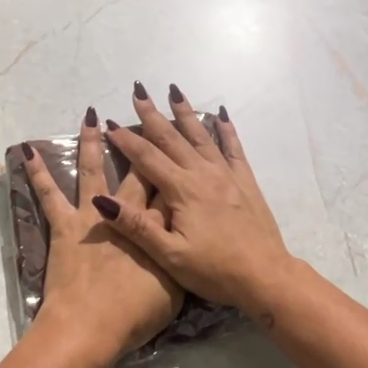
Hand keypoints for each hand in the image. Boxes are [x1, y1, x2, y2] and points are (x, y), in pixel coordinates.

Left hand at [23, 108, 183, 362]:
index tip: (177, 139)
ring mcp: (92, 214)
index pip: (169, 190)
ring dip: (92, 141)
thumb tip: (186, 235)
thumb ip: (178, 255)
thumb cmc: (137, 313)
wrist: (92, 325)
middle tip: (143, 115)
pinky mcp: (64, 225)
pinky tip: (27, 151)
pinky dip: (38, 173)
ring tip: (91, 115)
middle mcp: (126, 210)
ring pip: (94, 170)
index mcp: (157, 227)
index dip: (173, 165)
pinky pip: (49, 194)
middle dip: (141, 141)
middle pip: (137, 171)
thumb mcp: (175, 287)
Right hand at [96, 84, 296, 317]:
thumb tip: (102, 199)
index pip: (146, 157)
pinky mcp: (245, 181)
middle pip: (171, 138)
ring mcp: (226, 175)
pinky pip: (233, 147)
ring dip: (185, 112)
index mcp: (181, 190)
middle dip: (152, 114)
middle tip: (138, 91)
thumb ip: (136, 226)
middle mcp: (202, 174)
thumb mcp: (169, 255)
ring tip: (174, 91)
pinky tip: (221, 115)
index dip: (126, 140)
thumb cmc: (214, 270)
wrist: (265, 276)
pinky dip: (225, 129)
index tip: (109, 123)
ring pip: (200, 136)